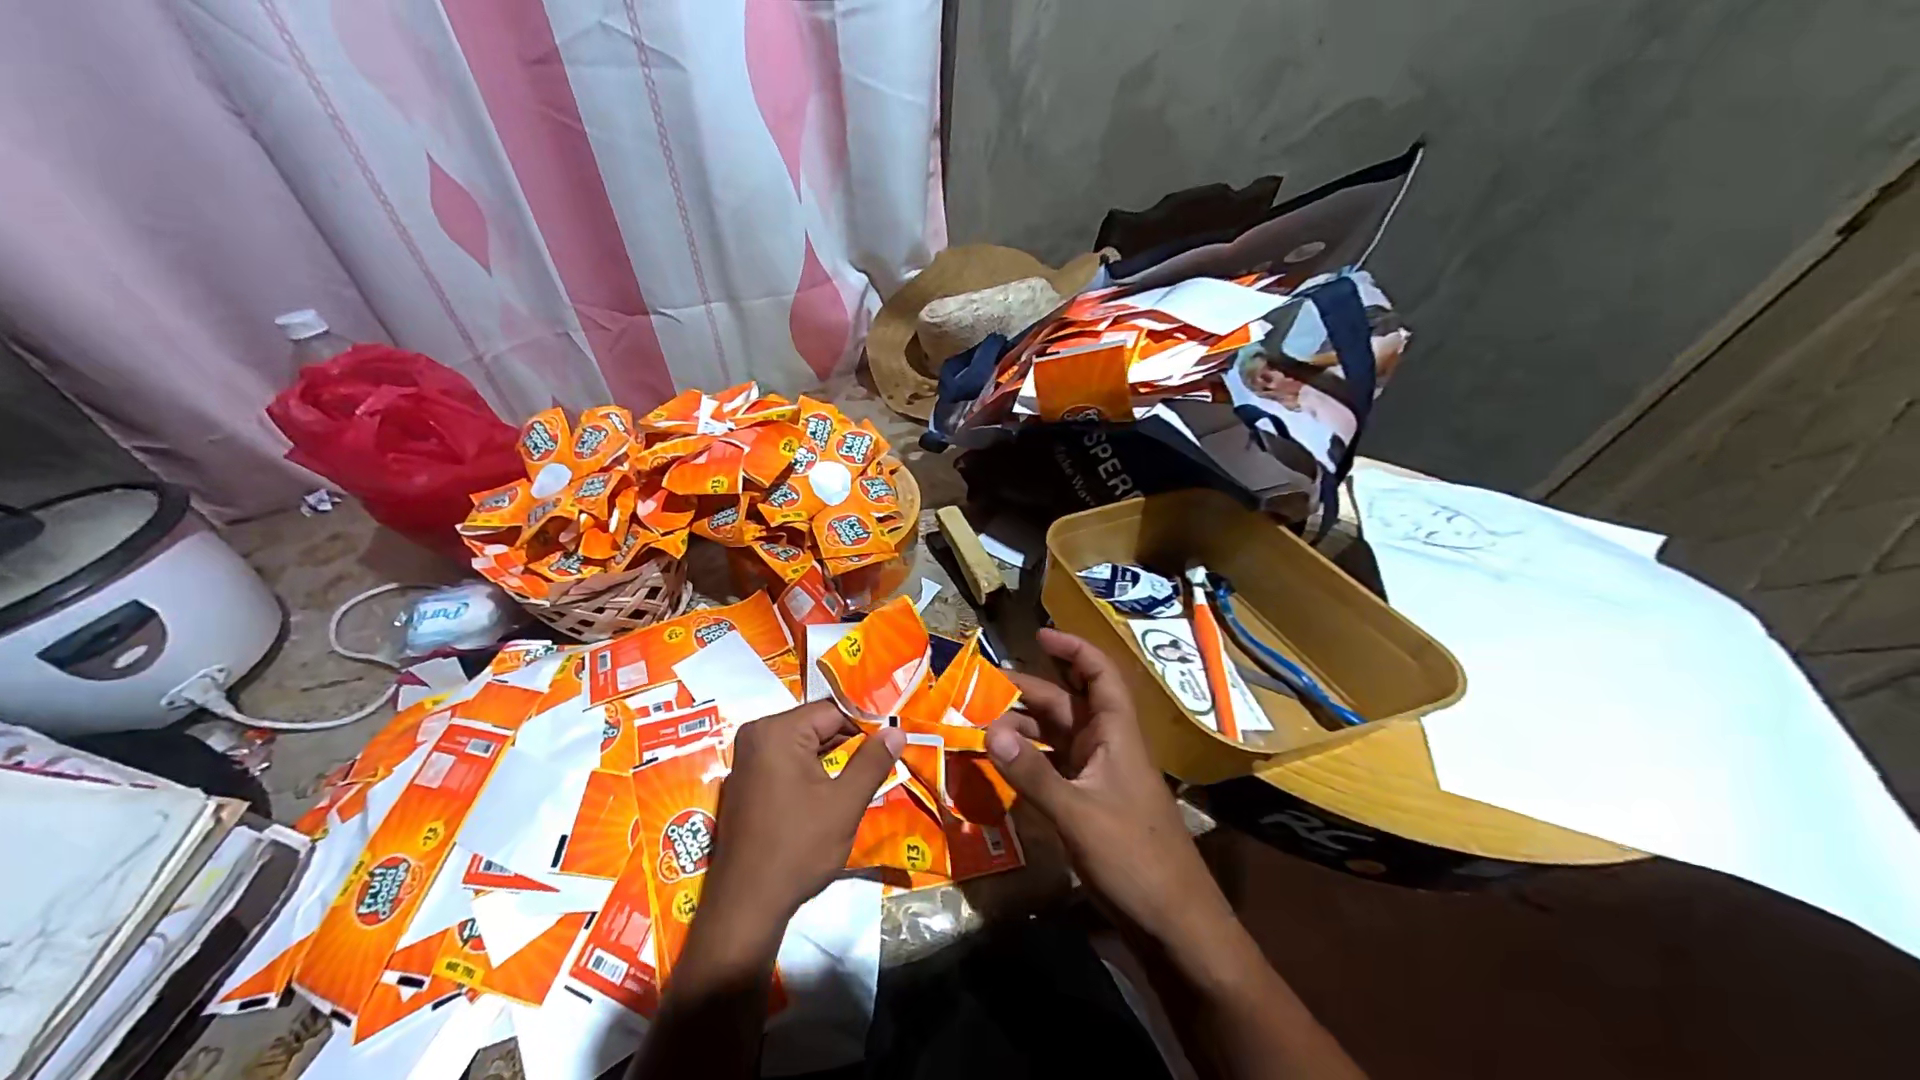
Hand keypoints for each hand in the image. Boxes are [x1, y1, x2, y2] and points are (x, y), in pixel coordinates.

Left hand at [642, 706, 901, 1079]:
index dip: (866, 725)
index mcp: (777, 732)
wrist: (746, 906)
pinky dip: (811, 771)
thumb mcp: (845, 804)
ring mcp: (746, 760)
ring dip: (831, 759)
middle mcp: (756, 736)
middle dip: (849, 742)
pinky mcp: (745, 783)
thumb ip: (872, 761)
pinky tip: (830, 793)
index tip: (890, 744)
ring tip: (861, 777)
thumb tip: (896, 729)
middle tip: (880, 762)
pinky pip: (786, 762)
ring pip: (803, 745)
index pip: (832, 711)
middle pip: (816, 725)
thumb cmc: (798, 848)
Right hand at [988, 629, 1233, 947]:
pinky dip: (1031, 762)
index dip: (1073, 649)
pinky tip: (1004, 767)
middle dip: (1029, 693)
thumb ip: (1031, 773)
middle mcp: (1109, 746)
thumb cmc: (1132, 856)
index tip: (1038, 636)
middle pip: (1068, 704)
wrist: (1174, 922)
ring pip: (1059, 737)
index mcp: (1116, 734)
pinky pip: (1057, 768)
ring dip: (1025, 730)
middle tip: (982, 691)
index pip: (1099, 674)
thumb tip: (989, 730)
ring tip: (982, 728)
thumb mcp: (1076, 813)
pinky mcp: (1093, 804)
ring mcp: (1101, 776)